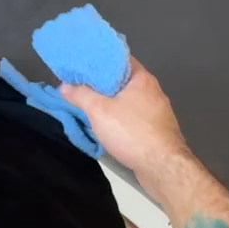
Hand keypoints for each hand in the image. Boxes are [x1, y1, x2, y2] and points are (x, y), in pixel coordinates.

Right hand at [62, 57, 194, 184]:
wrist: (163, 168)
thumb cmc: (132, 132)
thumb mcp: (99, 111)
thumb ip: (81, 95)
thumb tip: (65, 86)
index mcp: (141, 78)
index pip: (119, 59)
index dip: (100, 58)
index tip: (83, 63)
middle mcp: (153, 91)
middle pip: (123, 80)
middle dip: (102, 83)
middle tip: (80, 84)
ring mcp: (157, 111)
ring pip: (128, 100)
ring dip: (111, 102)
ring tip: (89, 103)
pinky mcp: (158, 130)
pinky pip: (134, 116)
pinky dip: (120, 117)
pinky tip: (107, 124)